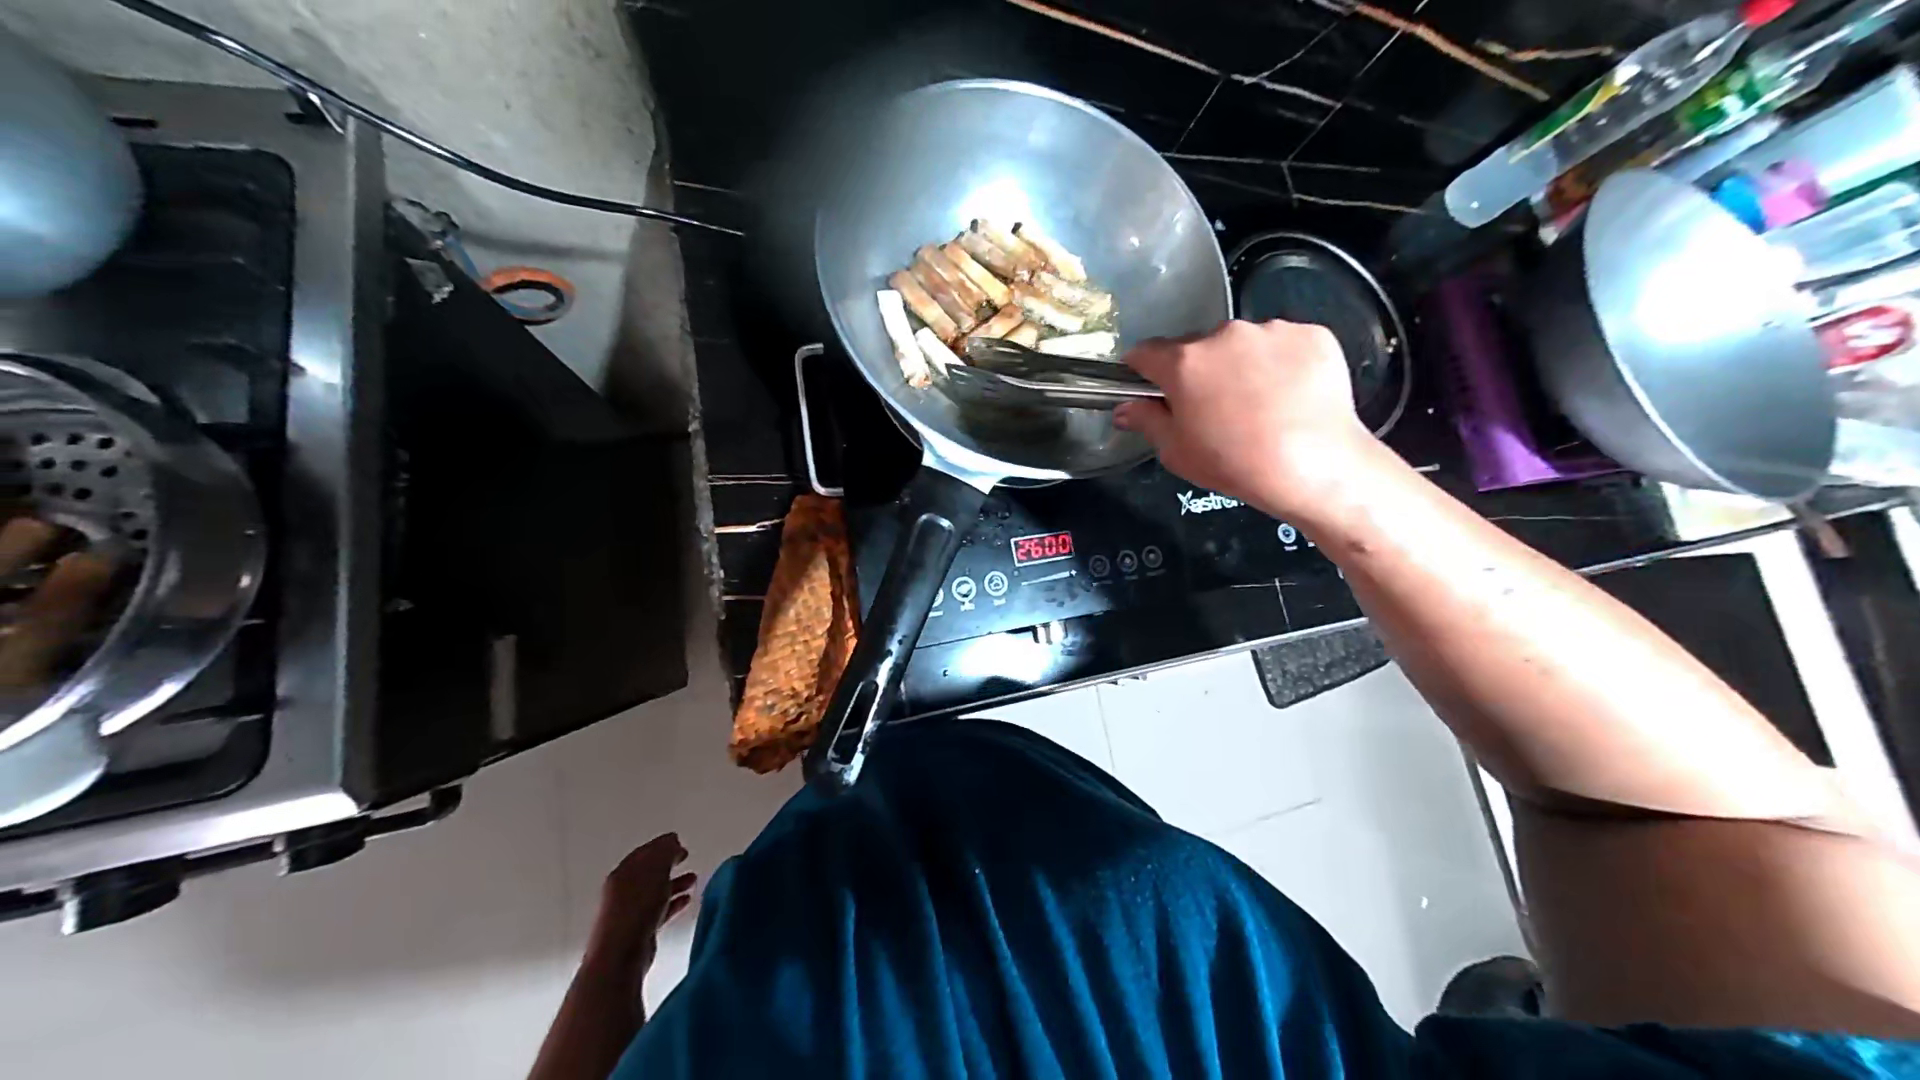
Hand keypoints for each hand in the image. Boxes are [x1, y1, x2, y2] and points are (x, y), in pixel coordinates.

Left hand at [585, 833, 697, 983]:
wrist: (622, 954)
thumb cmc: (638, 906)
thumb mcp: (656, 869)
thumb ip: (666, 851)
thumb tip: (672, 841)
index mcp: (623, 872)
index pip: (645, 852)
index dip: (662, 845)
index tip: (679, 841)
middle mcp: (622, 891)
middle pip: (649, 871)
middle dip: (668, 863)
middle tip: (684, 856)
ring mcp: (629, 913)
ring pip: (655, 891)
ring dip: (674, 883)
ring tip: (692, 879)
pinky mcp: (638, 932)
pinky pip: (659, 910)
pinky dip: (673, 902)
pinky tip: (686, 901)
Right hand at [1114, 319, 1378, 520]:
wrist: (1317, 466)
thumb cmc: (1236, 464)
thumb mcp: (1177, 452)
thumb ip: (1146, 421)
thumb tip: (1125, 408)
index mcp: (1184, 363)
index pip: (1146, 352)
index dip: (1141, 371)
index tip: (1148, 387)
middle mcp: (1225, 336)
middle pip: (1197, 347)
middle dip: (1197, 371)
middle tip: (1211, 409)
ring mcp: (1271, 331)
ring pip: (1242, 345)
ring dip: (1240, 366)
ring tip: (1257, 405)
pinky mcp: (1312, 335)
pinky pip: (1284, 345)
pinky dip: (1281, 365)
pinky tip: (1288, 397)